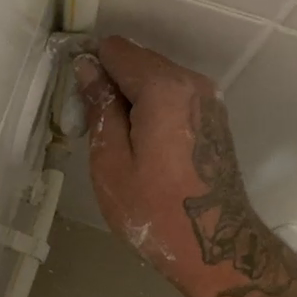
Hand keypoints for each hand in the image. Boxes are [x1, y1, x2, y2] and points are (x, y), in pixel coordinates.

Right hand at [75, 36, 290, 296]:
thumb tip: (87, 67)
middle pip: (137, 61)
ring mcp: (208, 99)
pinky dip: (152, 108)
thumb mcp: (111, 160)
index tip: (79, 103)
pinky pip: (173, 96)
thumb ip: (99, 106)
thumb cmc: (155, 209)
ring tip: (120, 143)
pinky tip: (144, 146)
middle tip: (95, 129)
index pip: (115, 50)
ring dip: (132, 98)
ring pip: (155, 78)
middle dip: (111, 84)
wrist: (216, 246)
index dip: (90, 68)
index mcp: (164, 87)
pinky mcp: (214, 116)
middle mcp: (191, 82)